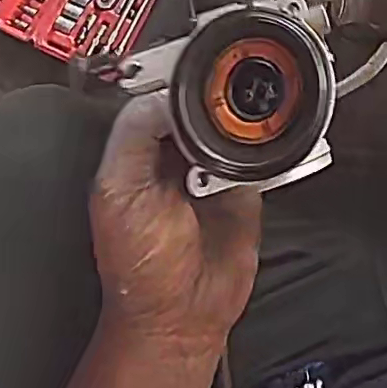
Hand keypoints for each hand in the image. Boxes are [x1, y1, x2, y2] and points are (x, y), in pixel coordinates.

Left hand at [90, 93, 262, 353]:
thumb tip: (162, 96)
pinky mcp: (246, 185)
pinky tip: (259, 155)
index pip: (162, 98)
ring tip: (237, 142)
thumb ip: (134, 138)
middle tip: (224, 106)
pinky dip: (266, 150)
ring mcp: (215, 169)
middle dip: (217, 102)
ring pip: (236, 126)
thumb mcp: (120, 194)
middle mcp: (178, 155)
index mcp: (141, 150)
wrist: (184, 313)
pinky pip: (262, 154)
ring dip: (244, 126)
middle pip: (204, 107)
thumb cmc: (141, 267)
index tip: (197, 74)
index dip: (178, 84)